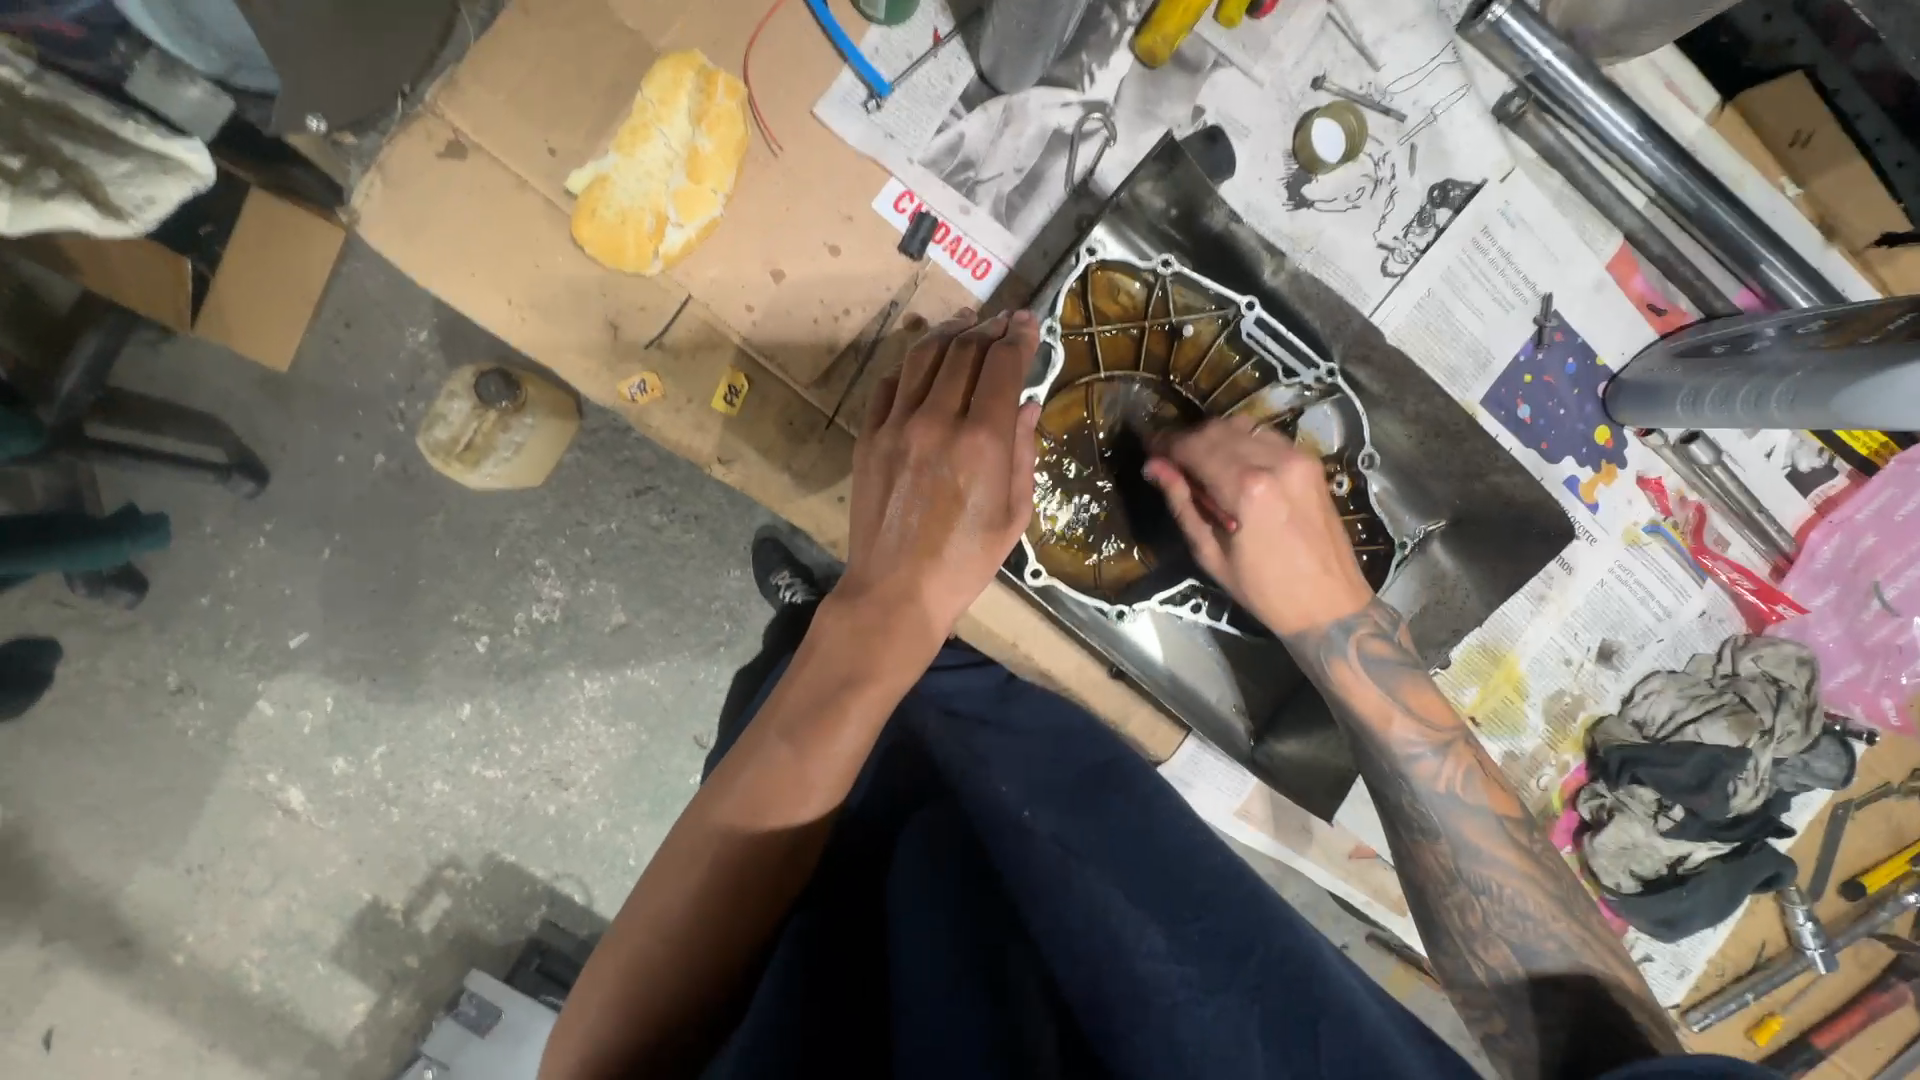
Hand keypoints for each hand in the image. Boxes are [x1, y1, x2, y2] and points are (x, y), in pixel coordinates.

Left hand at [838, 308, 1041, 642]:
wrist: (895, 590)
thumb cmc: (966, 562)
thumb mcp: (1014, 514)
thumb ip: (1023, 452)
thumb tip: (1027, 405)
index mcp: (982, 441)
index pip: (1002, 365)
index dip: (1019, 337)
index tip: (1029, 322)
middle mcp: (937, 420)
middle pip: (964, 351)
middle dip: (988, 328)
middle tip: (1002, 320)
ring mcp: (896, 426)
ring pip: (922, 357)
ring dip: (948, 333)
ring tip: (964, 322)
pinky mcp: (868, 438)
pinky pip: (889, 385)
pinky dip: (910, 366)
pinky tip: (923, 363)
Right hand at [1144, 419, 1372, 637]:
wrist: (1328, 602)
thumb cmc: (1263, 589)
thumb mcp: (1209, 552)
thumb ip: (1182, 503)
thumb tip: (1154, 467)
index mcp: (1246, 488)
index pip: (1193, 447)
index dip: (1165, 444)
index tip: (1149, 449)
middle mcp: (1273, 461)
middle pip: (1216, 430)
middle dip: (1186, 439)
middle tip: (1166, 455)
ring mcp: (1297, 457)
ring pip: (1241, 426)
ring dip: (1212, 436)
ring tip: (1196, 458)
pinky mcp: (1310, 461)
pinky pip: (1265, 435)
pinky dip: (1241, 440)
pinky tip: (1229, 461)